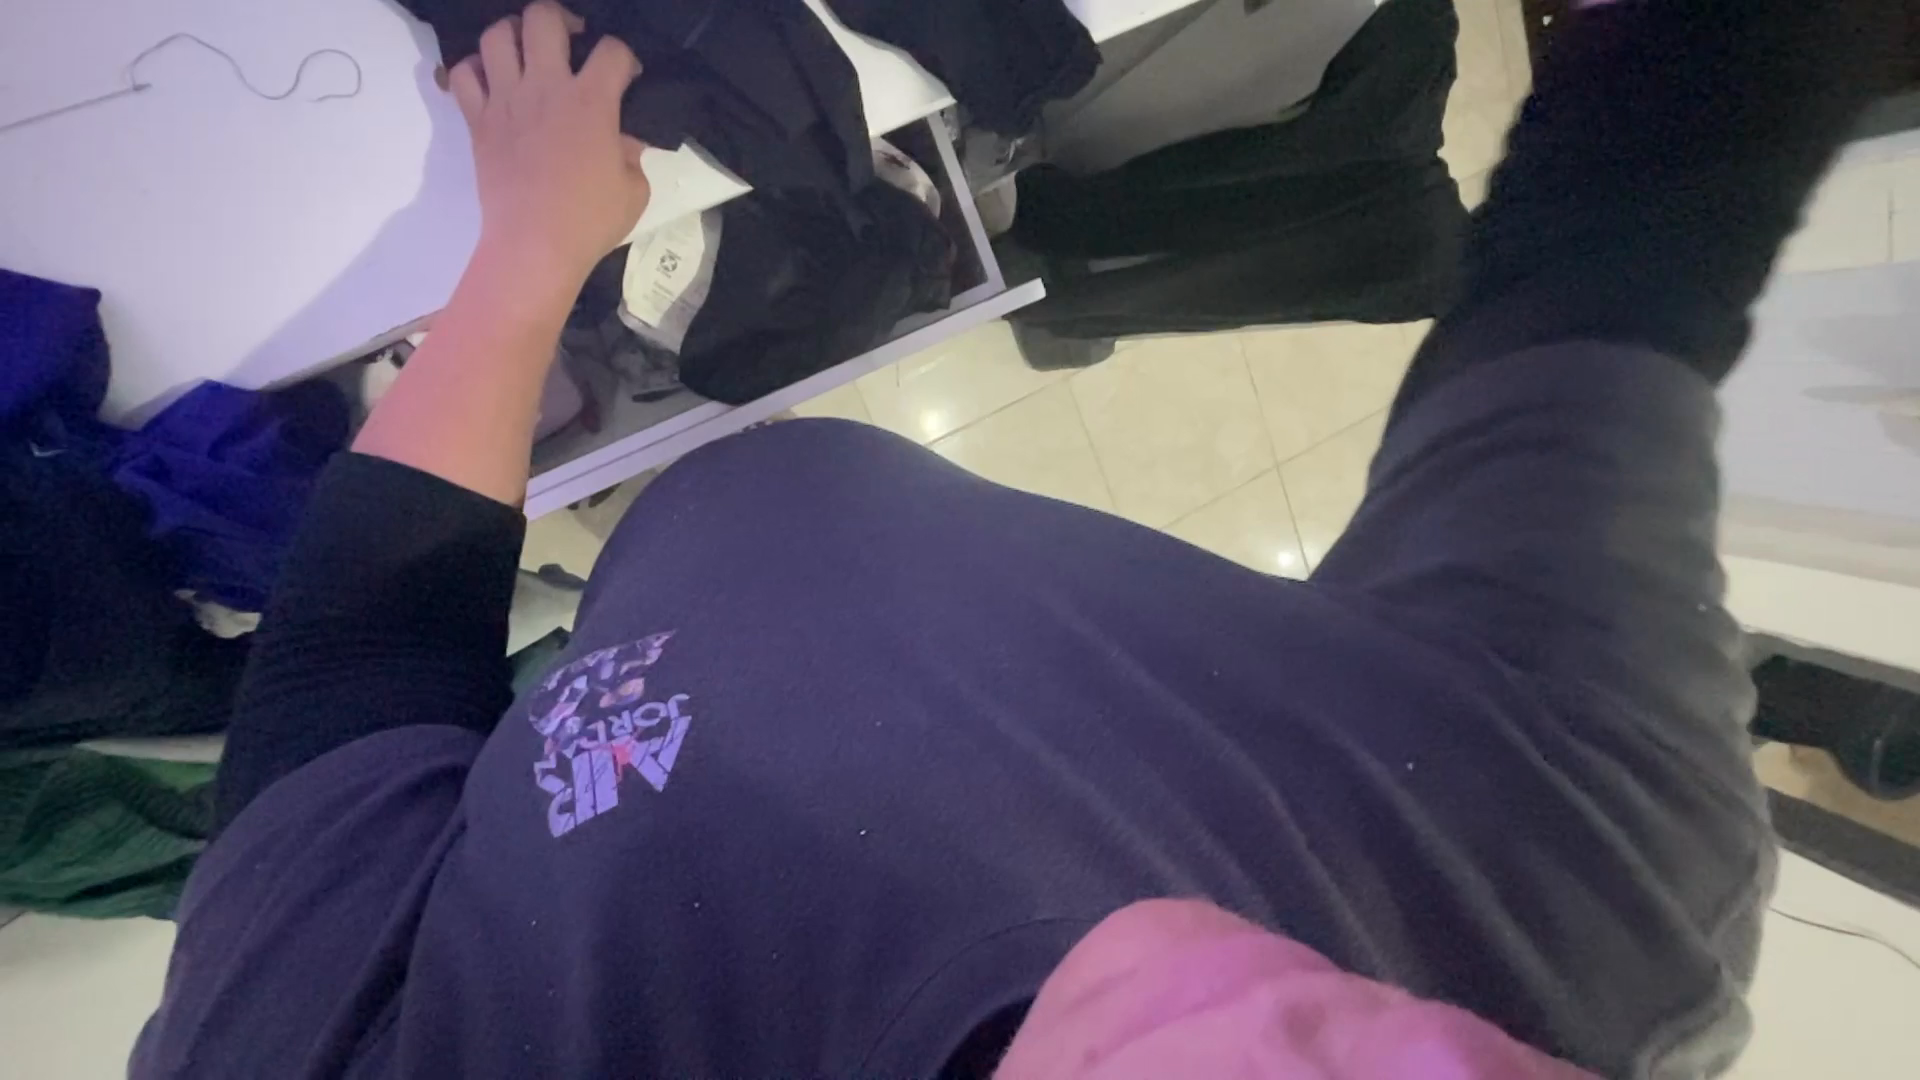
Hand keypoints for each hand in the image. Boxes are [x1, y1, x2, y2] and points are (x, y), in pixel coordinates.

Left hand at [448, 1, 649, 288]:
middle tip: (572, 40)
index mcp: (591, 103)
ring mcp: (505, 99)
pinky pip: (463, 73)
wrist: (536, 243)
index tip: (627, 76)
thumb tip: (623, 143)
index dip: (625, 58)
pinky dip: (474, 68)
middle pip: (544, 19)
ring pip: (498, 35)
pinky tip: (491, 81)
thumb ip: (632, 158)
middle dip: (562, 21)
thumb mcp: (634, 192)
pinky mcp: (478, 119)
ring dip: (514, 35)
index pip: (612, 53)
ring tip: (526, 52)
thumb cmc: (591, 221)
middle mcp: (545, 86)